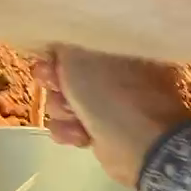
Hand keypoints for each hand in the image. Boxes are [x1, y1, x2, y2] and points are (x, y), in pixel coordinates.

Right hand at [38, 46, 190, 186]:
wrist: (142, 146)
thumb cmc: (111, 95)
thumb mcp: (80, 58)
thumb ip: (63, 45)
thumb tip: (55, 45)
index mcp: (116, 47)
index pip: (75, 44)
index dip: (56, 54)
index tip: (47, 63)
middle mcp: (114, 71)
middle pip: (66, 73)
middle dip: (55, 85)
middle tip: (54, 88)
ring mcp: (111, 102)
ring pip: (66, 101)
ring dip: (61, 112)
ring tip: (74, 120)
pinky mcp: (105, 131)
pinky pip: (73, 125)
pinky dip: (70, 132)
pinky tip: (79, 137)